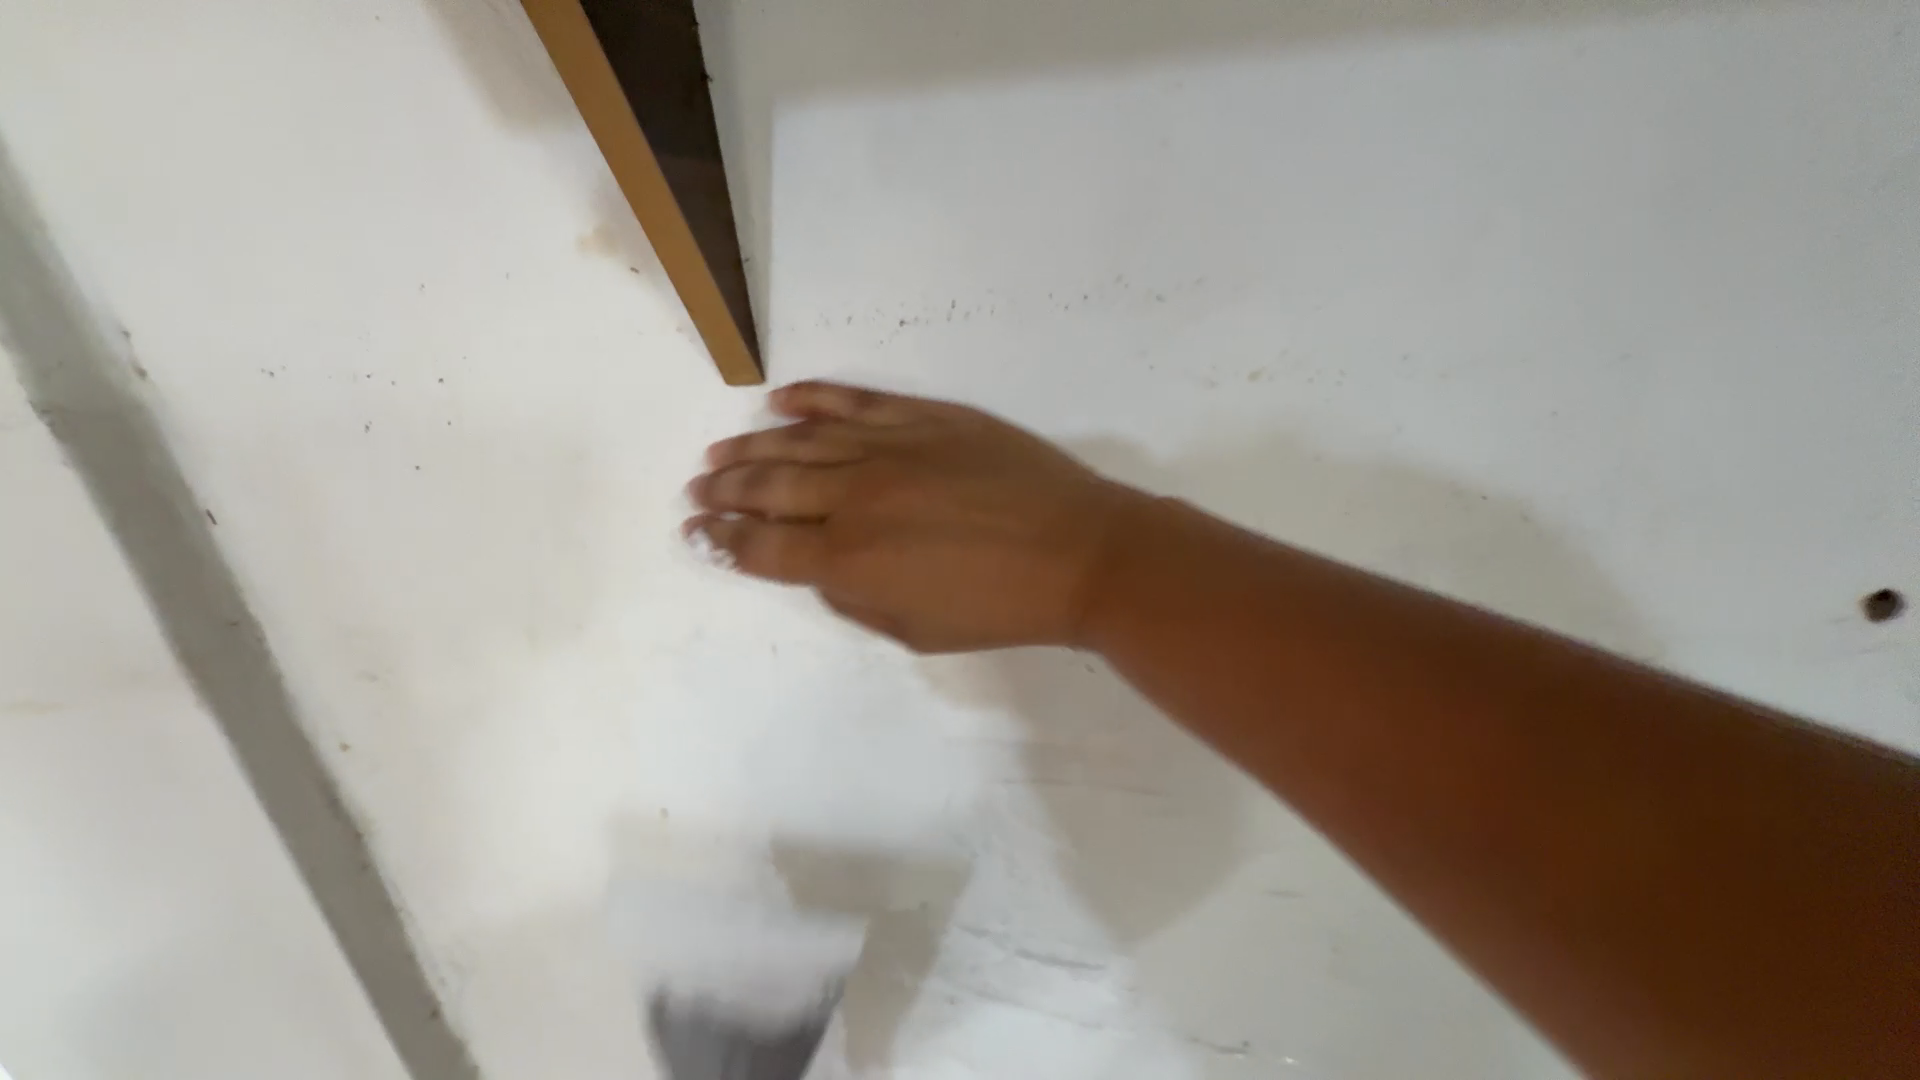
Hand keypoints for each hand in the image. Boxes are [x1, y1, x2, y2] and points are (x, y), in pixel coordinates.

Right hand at [685, 382, 1147, 652]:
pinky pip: (855, 401)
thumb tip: (817, 569)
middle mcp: (855, 497)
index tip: (697, 531)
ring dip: (753, 448)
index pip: (762, 547)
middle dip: (725, 491)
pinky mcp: (926, 417)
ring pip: (801, 441)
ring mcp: (890, 447)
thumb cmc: (999, 608)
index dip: (722, 540)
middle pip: (769, 488)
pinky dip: (813, 399)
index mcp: (849, 559)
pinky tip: (781, 400)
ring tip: (721, 452)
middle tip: (698, 488)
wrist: (1080, 553)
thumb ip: (853, 599)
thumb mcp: (915, 631)